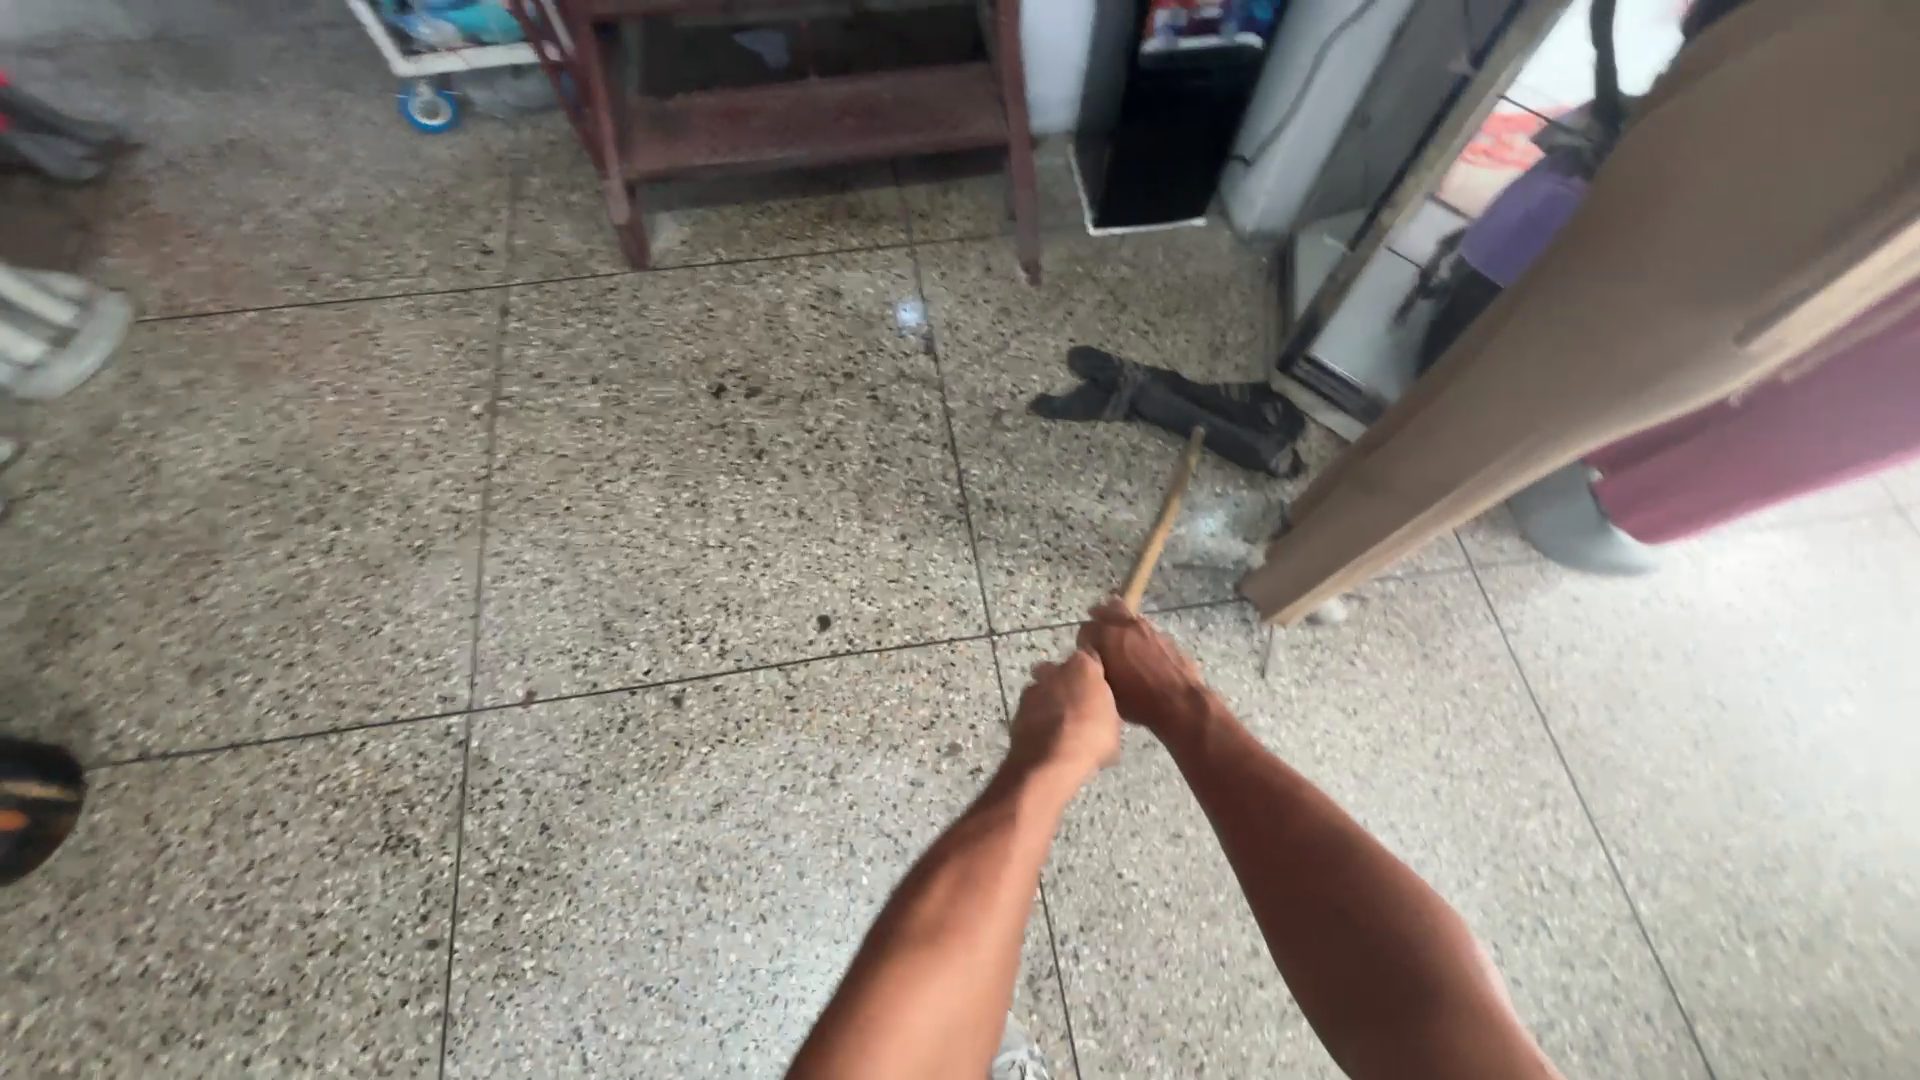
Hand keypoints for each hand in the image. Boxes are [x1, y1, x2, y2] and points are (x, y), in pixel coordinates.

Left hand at [1006, 649, 1121, 786]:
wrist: (1052, 761)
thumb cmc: (1092, 738)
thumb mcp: (1113, 725)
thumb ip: (1103, 709)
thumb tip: (1099, 715)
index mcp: (1083, 666)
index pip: (1089, 655)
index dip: (1092, 671)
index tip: (1095, 685)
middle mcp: (1054, 670)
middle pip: (1059, 669)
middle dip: (1064, 682)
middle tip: (1076, 706)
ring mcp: (1032, 689)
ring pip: (1041, 689)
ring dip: (1047, 702)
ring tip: (1059, 726)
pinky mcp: (1017, 710)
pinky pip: (1029, 710)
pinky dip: (1035, 719)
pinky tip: (1045, 738)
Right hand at [1075, 599, 1212, 735]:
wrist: (1180, 702)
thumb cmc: (1138, 701)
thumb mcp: (1107, 688)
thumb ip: (1095, 666)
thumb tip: (1091, 657)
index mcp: (1107, 637)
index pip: (1085, 629)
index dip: (1083, 640)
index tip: (1085, 650)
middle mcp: (1126, 626)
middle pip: (1108, 609)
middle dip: (1100, 617)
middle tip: (1098, 632)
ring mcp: (1148, 628)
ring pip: (1128, 615)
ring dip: (1121, 622)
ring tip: (1119, 638)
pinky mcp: (1165, 636)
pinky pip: (1145, 628)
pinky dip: (1138, 633)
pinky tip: (1140, 648)